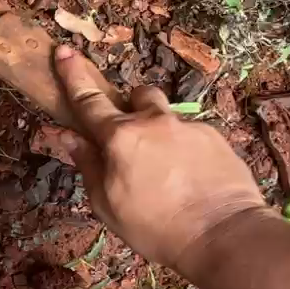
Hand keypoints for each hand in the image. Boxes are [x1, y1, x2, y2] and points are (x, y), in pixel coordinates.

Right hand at [34, 45, 267, 271]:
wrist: (226, 238)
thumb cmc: (155, 228)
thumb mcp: (106, 204)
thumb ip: (88, 165)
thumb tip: (70, 136)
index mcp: (119, 137)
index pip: (88, 99)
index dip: (72, 73)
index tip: (63, 50)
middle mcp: (153, 122)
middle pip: (137, 95)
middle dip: (131, 107)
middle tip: (132, 135)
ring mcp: (188, 127)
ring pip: (168, 114)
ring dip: (161, 127)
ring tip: (168, 164)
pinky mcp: (217, 138)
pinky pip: (193, 134)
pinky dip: (187, 149)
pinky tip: (193, 179)